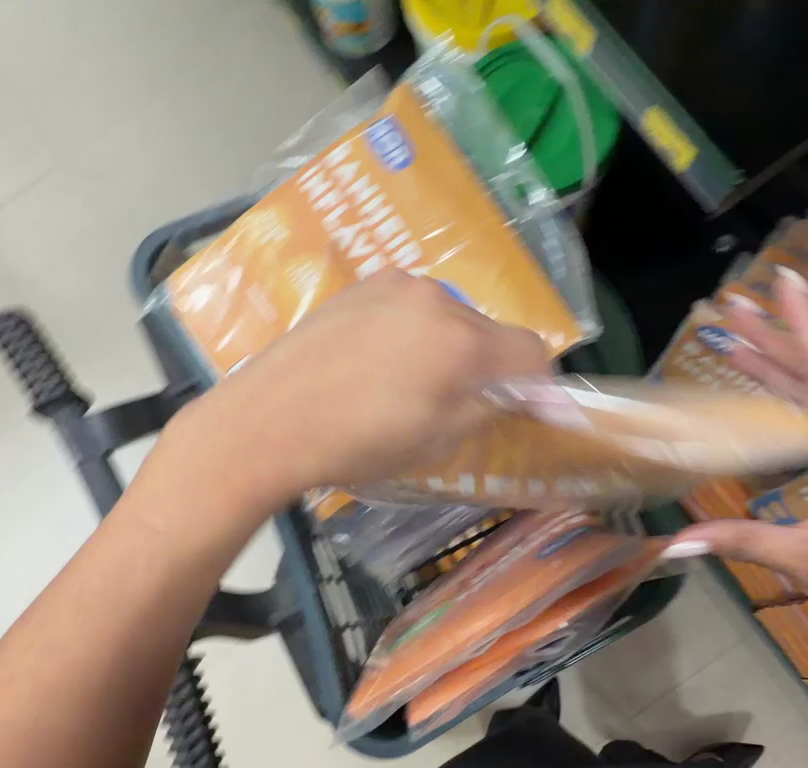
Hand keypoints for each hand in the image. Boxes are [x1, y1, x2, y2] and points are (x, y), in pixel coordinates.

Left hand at [168, 270, 552, 505]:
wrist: (269, 420)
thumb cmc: (358, 443)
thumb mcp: (437, 440)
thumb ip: (491, 410)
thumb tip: (530, 397)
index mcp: (462, 343)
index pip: (532, 352)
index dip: (538, 386)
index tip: (524, 410)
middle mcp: (436, 299)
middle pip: (490, 332)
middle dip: (488, 367)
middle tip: (457, 406)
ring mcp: (395, 285)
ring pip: (449, 317)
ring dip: (448, 348)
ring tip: (408, 387)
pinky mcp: (362, 285)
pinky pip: (410, 307)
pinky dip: (413, 333)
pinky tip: (378, 365)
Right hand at [670, 271, 807, 637]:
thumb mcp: (806, 560)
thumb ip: (742, 542)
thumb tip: (675, 543)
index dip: (805, 327)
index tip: (785, 281)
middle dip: (776, 338)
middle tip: (733, 306)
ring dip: (781, 365)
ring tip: (737, 339)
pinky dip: (791, 400)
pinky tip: (769, 394)